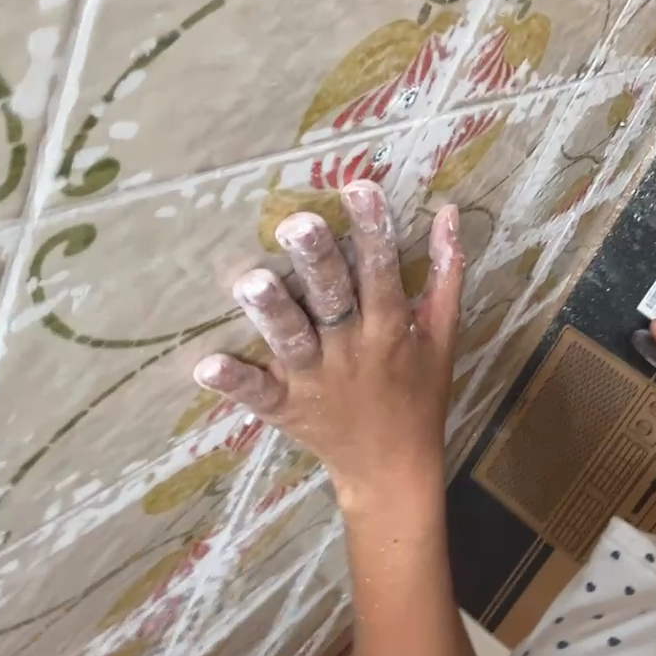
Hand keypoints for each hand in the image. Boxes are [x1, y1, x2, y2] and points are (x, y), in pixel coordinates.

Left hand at [192, 181, 463, 499]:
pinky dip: (235, 381)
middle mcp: (353, 351)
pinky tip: (206, 364)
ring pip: (292, 341)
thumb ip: (446, 273)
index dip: (374, 230)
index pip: (382, 272)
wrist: (394, 467)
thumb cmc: (421, 392)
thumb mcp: (444, 333)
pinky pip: (258, 395)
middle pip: (333, 300)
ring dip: (272, 313)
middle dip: (317, 262)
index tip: (360, 188)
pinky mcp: (287, 409)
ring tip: (250, 281)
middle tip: (297, 223)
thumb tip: (449, 213)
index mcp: (391, 330)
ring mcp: (316, 382)